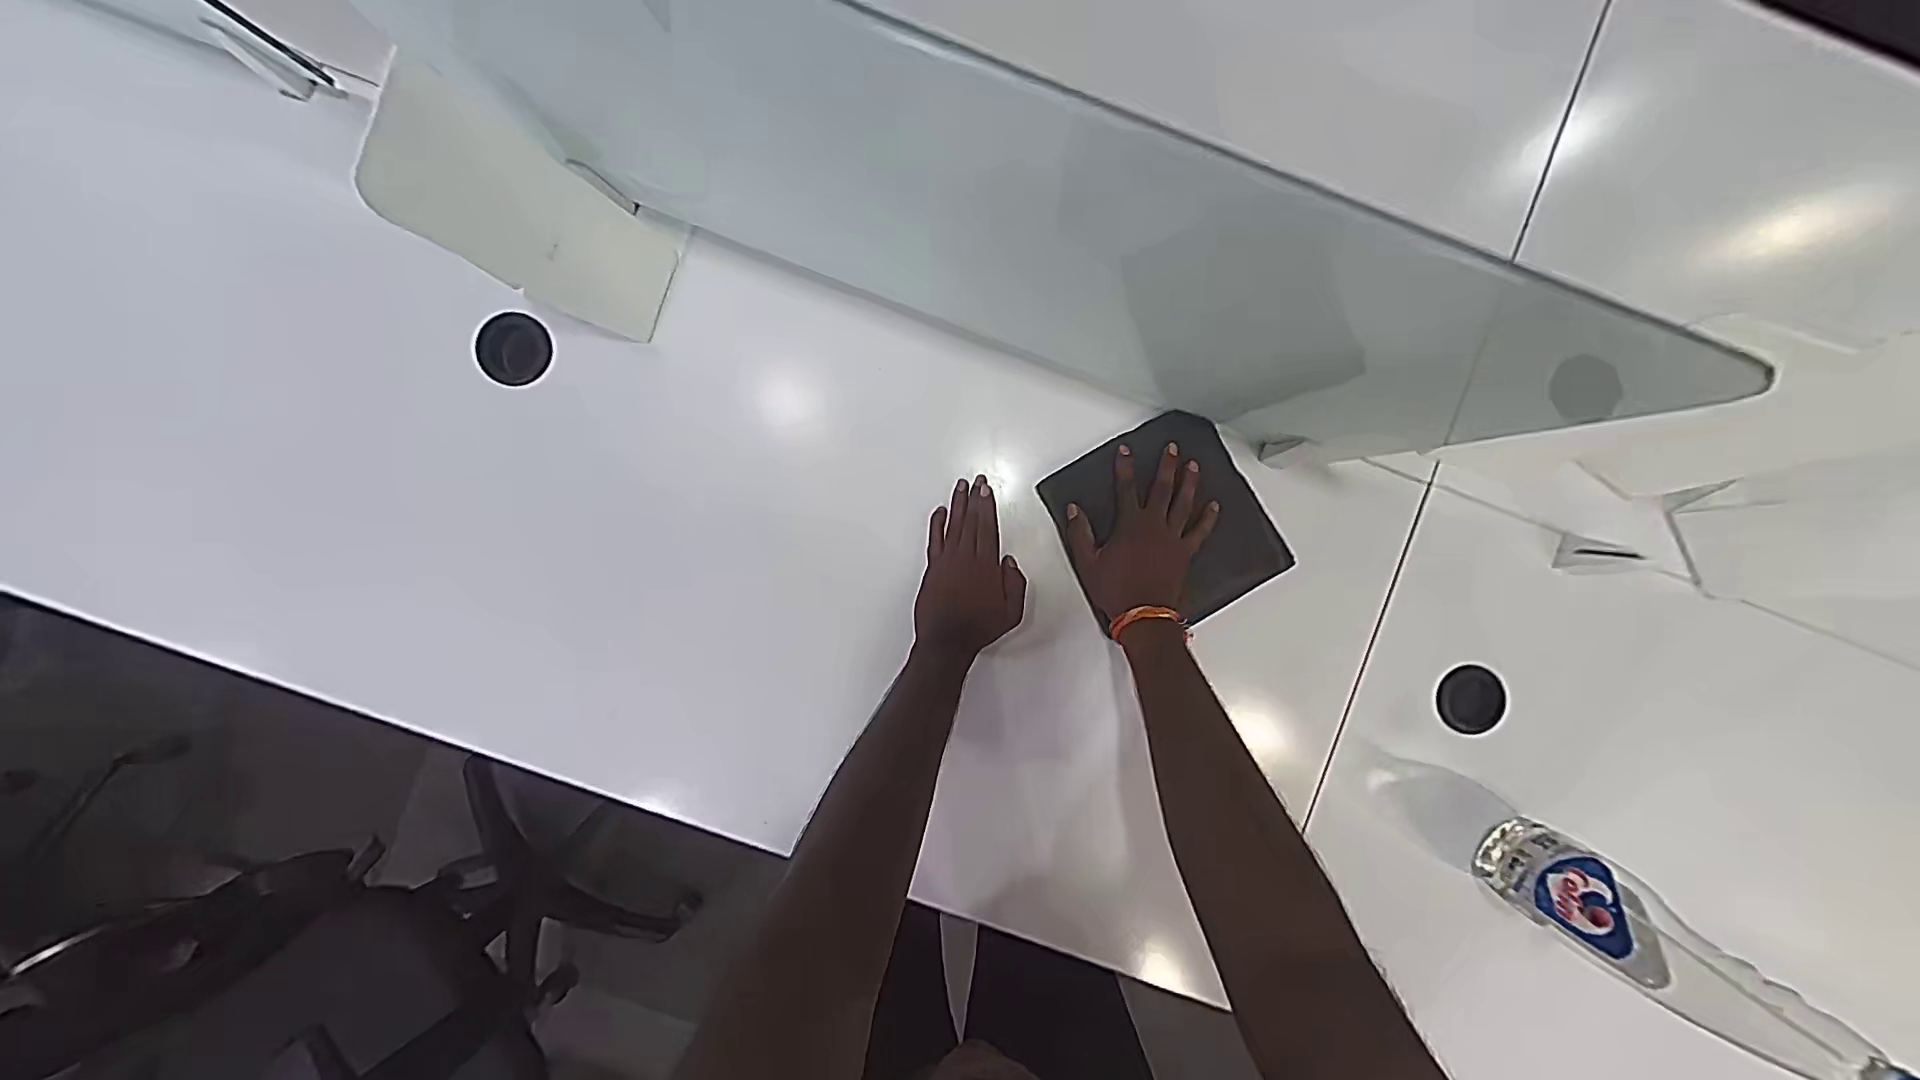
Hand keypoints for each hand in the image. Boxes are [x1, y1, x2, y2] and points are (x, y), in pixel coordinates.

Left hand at [914, 476, 1027, 660]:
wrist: (946, 640)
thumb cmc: (976, 628)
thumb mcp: (1011, 613)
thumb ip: (1015, 585)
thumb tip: (1010, 564)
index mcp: (987, 567)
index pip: (988, 527)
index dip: (988, 506)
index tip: (987, 491)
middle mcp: (967, 559)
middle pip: (972, 521)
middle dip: (976, 498)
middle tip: (977, 482)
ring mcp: (948, 561)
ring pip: (954, 524)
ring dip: (958, 504)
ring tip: (961, 487)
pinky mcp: (933, 568)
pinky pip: (935, 539)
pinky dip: (937, 523)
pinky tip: (940, 511)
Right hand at [1064, 442, 1219, 620]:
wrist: (1143, 614)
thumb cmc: (1116, 590)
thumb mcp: (1088, 562)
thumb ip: (1080, 534)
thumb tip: (1074, 512)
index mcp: (1129, 525)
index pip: (1126, 488)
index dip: (1124, 467)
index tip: (1125, 452)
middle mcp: (1154, 526)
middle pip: (1162, 488)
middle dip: (1166, 466)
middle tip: (1171, 449)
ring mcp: (1172, 538)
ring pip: (1183, 503)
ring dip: (1189, 482)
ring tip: (1193, 466)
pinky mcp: (1184, 552)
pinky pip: (1199, 530)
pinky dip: (1207, 517)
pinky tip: (1213, 505)